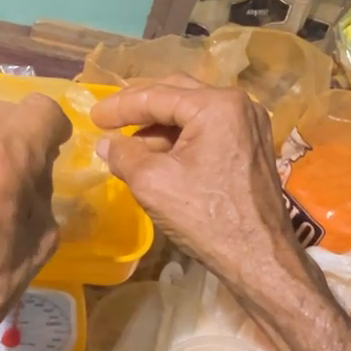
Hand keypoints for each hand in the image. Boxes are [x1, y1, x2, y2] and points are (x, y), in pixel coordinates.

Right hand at [91, 77, 305, 292]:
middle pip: (177, 94)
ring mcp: (250, 124)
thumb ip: (123, 155)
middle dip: (139, 108)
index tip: (93, 116)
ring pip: (192, 112)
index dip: (120, 106)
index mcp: (216, 105)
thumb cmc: (205, 217)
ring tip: (128, 144)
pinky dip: (179, 137)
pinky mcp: (252, 145)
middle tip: (108, 120)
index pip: (157, 95)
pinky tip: (157, 154)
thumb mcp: (152, 183)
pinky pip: (208, 128)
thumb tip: (106, 143)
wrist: (257, 256)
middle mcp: (239, 104)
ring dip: (158, 125)